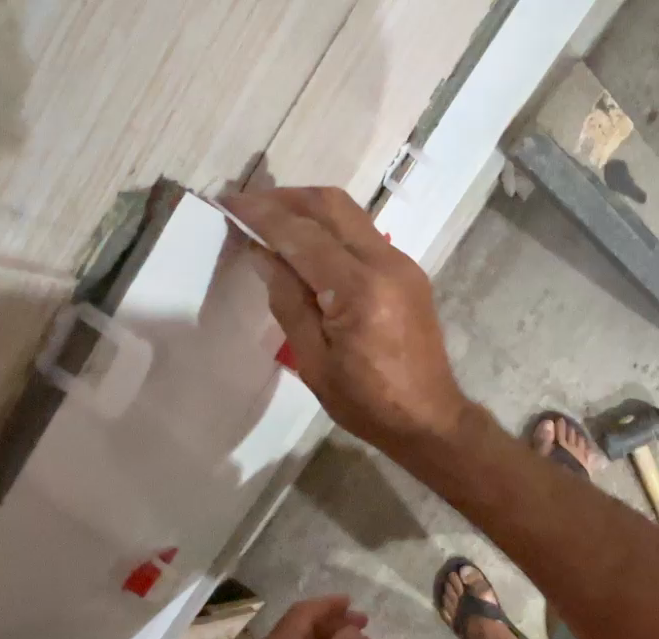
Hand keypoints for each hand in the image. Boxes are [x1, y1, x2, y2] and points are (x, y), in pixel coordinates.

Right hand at [225, 187, 471, 449]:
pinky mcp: (410, 274)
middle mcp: (386, 264)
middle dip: (285, 199)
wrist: (430, 419)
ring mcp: (403, 265)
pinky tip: (308, 250)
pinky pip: (364, 236)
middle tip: (249, 208)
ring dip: (309, 211)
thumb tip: (263, 254)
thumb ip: (288, 302)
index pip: (301, 234)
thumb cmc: (368, 404)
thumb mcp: (314, 363)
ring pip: (350, 215)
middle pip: (331, 205)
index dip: (262, 216)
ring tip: (273, 224)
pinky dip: (332, 231)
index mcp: (360, 289)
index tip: (228, 205)